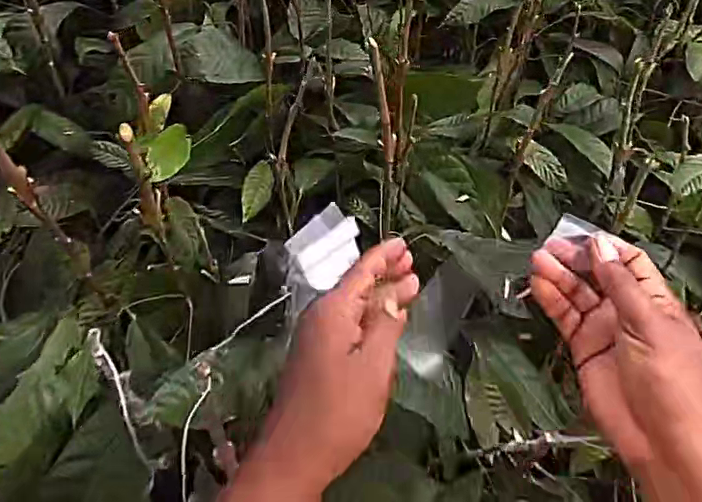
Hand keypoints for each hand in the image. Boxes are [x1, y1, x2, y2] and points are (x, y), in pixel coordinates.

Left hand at [222, 237, 420, 500]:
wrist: (291, 459)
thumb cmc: (336, 412)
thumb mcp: (373, 367)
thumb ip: (387, 326)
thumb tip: (397, 295)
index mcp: (332, 310)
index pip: (362, 270)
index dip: (385, 255)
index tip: (404, 243)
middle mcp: (320, 315)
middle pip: (356, 284)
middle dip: (384, 272)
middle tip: (410, 261)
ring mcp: (314, 336)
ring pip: (352, 304)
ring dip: (378, 295)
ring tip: (405, 286)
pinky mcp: (314, 356)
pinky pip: (346, 322)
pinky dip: (368, 315)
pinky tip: (384, 321)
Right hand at [529, 234, 701, 501]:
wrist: (663, 444)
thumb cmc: (675, 389)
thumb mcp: (650, 324)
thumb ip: (621, 284)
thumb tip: (602, 247)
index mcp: (654, 300)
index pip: (628, 260)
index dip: (605, 247)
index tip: (584, 238)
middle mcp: (628, 311)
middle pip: (597, 273)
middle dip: (575, 257)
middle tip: (554, 246)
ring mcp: (605, 329)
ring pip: (577, 292)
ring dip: (558, 275)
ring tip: (540, 261)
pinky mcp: (586, 349)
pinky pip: (565, 316)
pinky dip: (551, 299)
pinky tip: (540, 285)